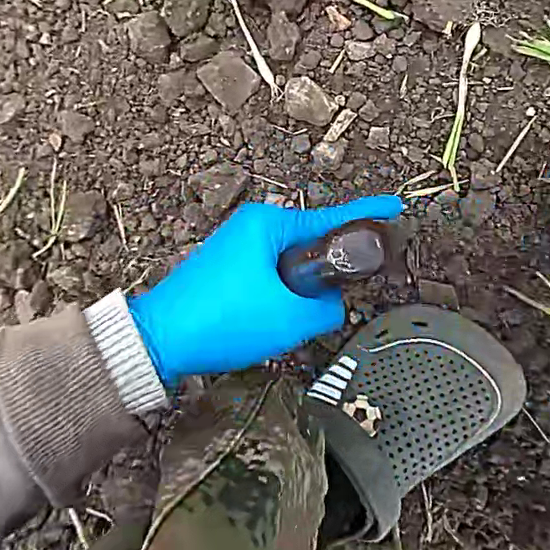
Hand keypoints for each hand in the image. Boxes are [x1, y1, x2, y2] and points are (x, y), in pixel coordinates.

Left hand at [128, 195, 405, 384]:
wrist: (156, 342)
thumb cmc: (217, 320)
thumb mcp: (288, 320)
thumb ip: (326, 310)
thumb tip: (333, 305)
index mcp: (269, 224)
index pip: (332, 217)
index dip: (368, 214)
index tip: (392, 207)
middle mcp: (254, 226)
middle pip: (313, 241)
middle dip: (330, 265)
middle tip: (350, 283)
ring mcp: (240, 245)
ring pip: (292, 261)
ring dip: (303, 285)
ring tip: (304, 312)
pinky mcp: (231, 266)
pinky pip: (273, 271)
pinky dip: (284, 290)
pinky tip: (284, 314)